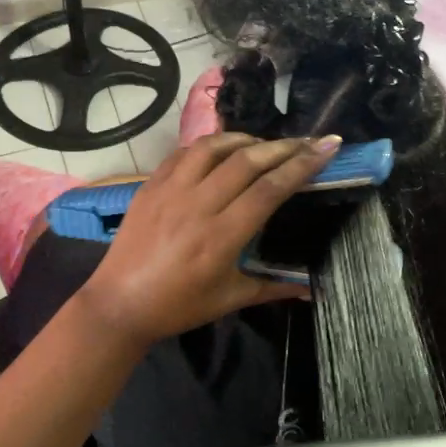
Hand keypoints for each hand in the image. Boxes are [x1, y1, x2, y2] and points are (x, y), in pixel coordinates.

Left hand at [74, 132, 339, 347]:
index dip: (302, 165)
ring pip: (214, 147)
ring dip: (246, 139)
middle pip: (248, 161)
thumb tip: (313, 289)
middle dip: (285, 147)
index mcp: (221, 236)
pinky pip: (184, 153)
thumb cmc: (178, 306)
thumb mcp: (229, 299)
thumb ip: (273, 287)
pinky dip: (210, 145)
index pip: (270, 189)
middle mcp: (198, 205)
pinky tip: (224, 150)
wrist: (118, 305)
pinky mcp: (151, 185)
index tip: (327, 147)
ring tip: (266, 144)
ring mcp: (171, 191)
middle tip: (309, 141)